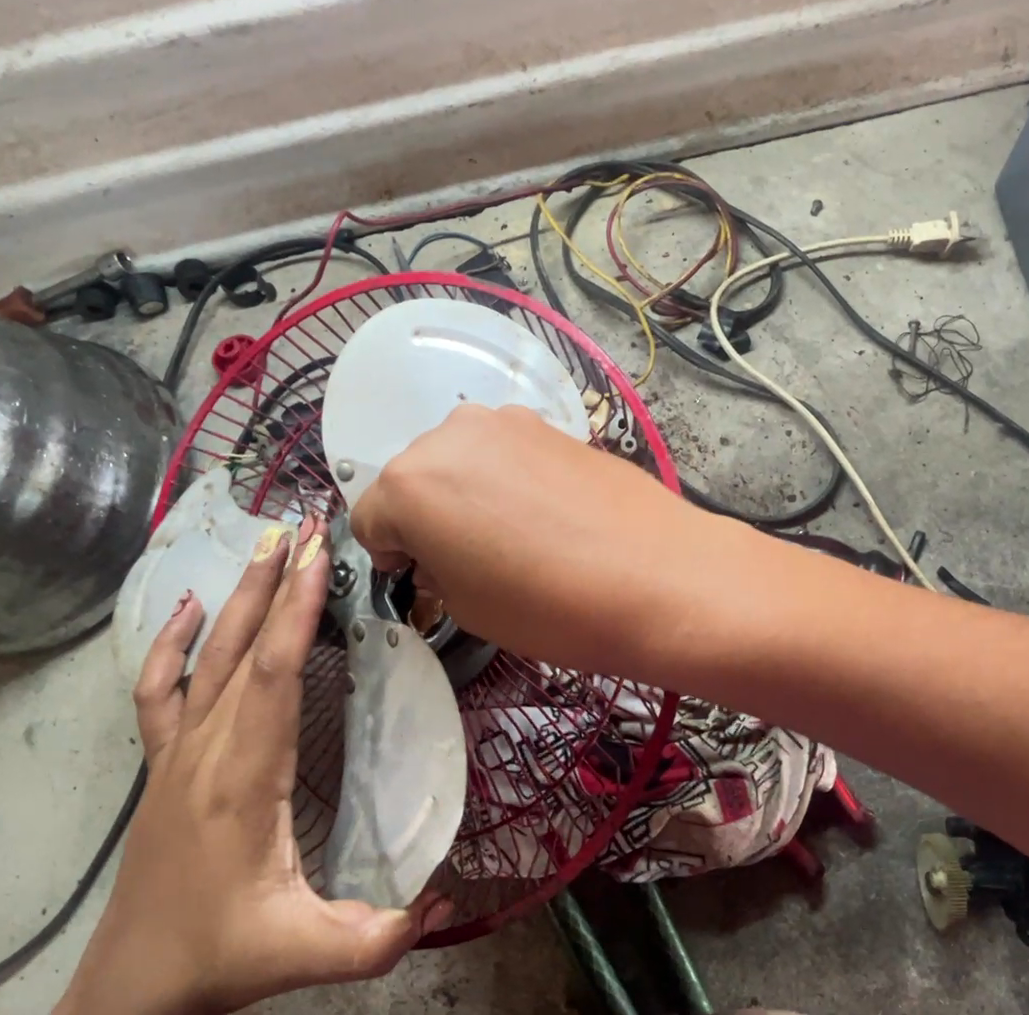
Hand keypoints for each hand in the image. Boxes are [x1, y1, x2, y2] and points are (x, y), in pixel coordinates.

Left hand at [58, 517, 449, 1014]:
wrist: (130, 991)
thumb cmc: (218, 957)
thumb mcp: (305, 954)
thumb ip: (379, 936)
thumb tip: (445, 901)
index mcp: (244, 777)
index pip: (273, 672)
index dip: (299, 609)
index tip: (322, 554)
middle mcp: (206, 750)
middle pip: (240, 646)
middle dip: (277, 581)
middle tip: (305, 523)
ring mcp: (177, 754)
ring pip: (204, 657)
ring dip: (238, 597)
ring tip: (267, 545)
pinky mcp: (163, 765)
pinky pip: (157, 689)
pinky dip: (169, 643)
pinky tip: (186, 608)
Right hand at [349, 404, 754, 675]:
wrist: (658, 575)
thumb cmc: (549, 606)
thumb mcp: (467, 607)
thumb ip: (434, 568)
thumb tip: (441, 553)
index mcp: (409, 484)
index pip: (370, 520)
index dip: (393, 557)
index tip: (424, 579)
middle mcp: (449, 435)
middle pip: (415, 479)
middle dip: (429, 517)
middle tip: (471, 561)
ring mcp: (506, 422)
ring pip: (462, 459)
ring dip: (469, 492)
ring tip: (515, 537)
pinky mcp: (552, 423)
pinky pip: (506, 453)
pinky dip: (509, 478)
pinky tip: (548, 515)